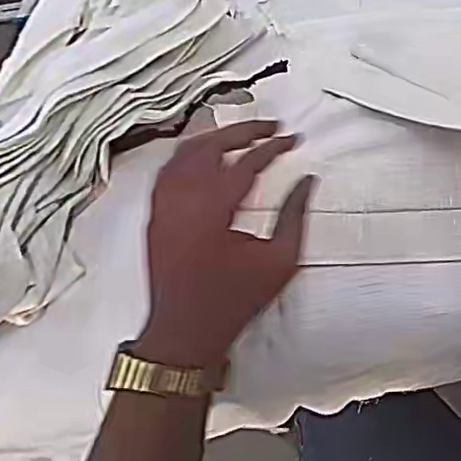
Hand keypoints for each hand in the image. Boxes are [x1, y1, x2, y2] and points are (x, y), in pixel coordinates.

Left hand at [135, 120, 314, 369]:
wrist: (185, 332)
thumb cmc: (232, 300)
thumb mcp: (280, 261)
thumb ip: (295, 215)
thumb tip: (306, 182)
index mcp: (213, 213)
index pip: (245, 163)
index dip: (272, 147)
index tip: (292, 140)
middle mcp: (181, 204)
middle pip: (209, 147)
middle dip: (242, 130)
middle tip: (270, 128)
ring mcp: (162, 209)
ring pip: (184, 154)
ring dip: (215, 139)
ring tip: (243, 135)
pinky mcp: (154, 216)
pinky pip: (168, 171)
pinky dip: (190, 155)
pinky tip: (207, 156)